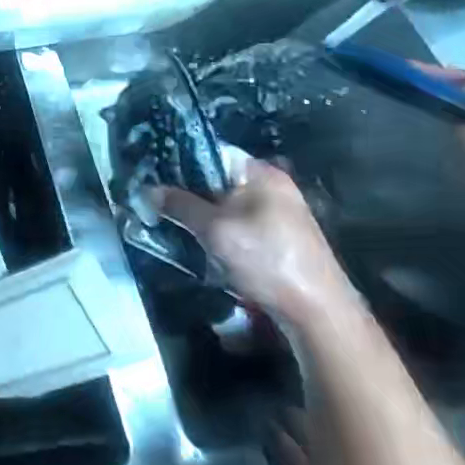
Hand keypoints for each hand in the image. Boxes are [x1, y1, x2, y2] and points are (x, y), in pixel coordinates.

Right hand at [157, 160, 357, 324]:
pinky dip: (222, 231)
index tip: (156, 178)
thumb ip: (180, 205)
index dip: (182, 163)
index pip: (213, 154)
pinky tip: (207, 246)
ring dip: (205, 216)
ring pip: (230, 205)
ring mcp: (281, 214)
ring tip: (178, 226)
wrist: (316, 310)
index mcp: (263, 173)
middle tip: (161, 205)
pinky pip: (242, 224)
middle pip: (220, 180)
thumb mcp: (214, 230)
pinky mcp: (282, 238)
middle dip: (190, 193)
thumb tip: (149, 190)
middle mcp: (275, 187)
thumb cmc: (265, 259)